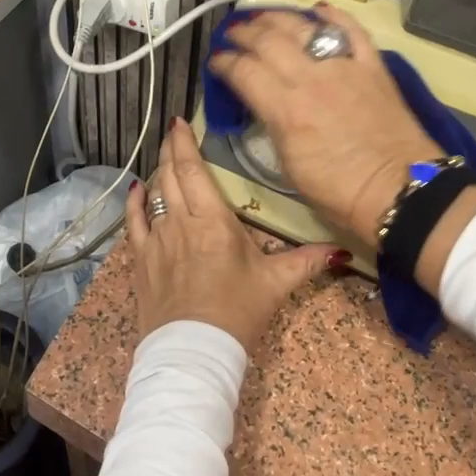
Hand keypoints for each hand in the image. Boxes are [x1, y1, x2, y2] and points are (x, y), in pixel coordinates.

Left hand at [125, 120, 346, 351]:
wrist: (192, 352)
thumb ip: (306, 262)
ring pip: (154, 193)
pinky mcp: (140, 259)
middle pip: (170, 175)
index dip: (184, 143)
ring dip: (158, 173)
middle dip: (170, 150)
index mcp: (212, 221)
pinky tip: (138, 189)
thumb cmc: (236, 314)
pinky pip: (133, 221)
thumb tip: (341, 251)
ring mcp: (156, 239)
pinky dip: (135, 201)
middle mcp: (180, 222)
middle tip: (173, 133)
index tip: (180, 122)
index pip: (193, 170)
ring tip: (164, 158)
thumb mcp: (274, 284)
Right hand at [207, 5, 442, 245]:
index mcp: (285, 110)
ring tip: (263, 18)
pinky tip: (319, 11)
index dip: (223, 63)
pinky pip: (351, 30)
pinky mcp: (372, 66)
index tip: (215, 62)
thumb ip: (274, 128)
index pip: (242, 71)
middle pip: (267, 40)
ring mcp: (343, 68)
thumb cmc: (341, 194)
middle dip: (243, 34)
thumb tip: (264, 107)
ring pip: (303, 27)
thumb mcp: (290, 169)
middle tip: (233, 35)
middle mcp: (310, 80)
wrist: (403, 192)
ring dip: (277, 18)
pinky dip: (333, 16)